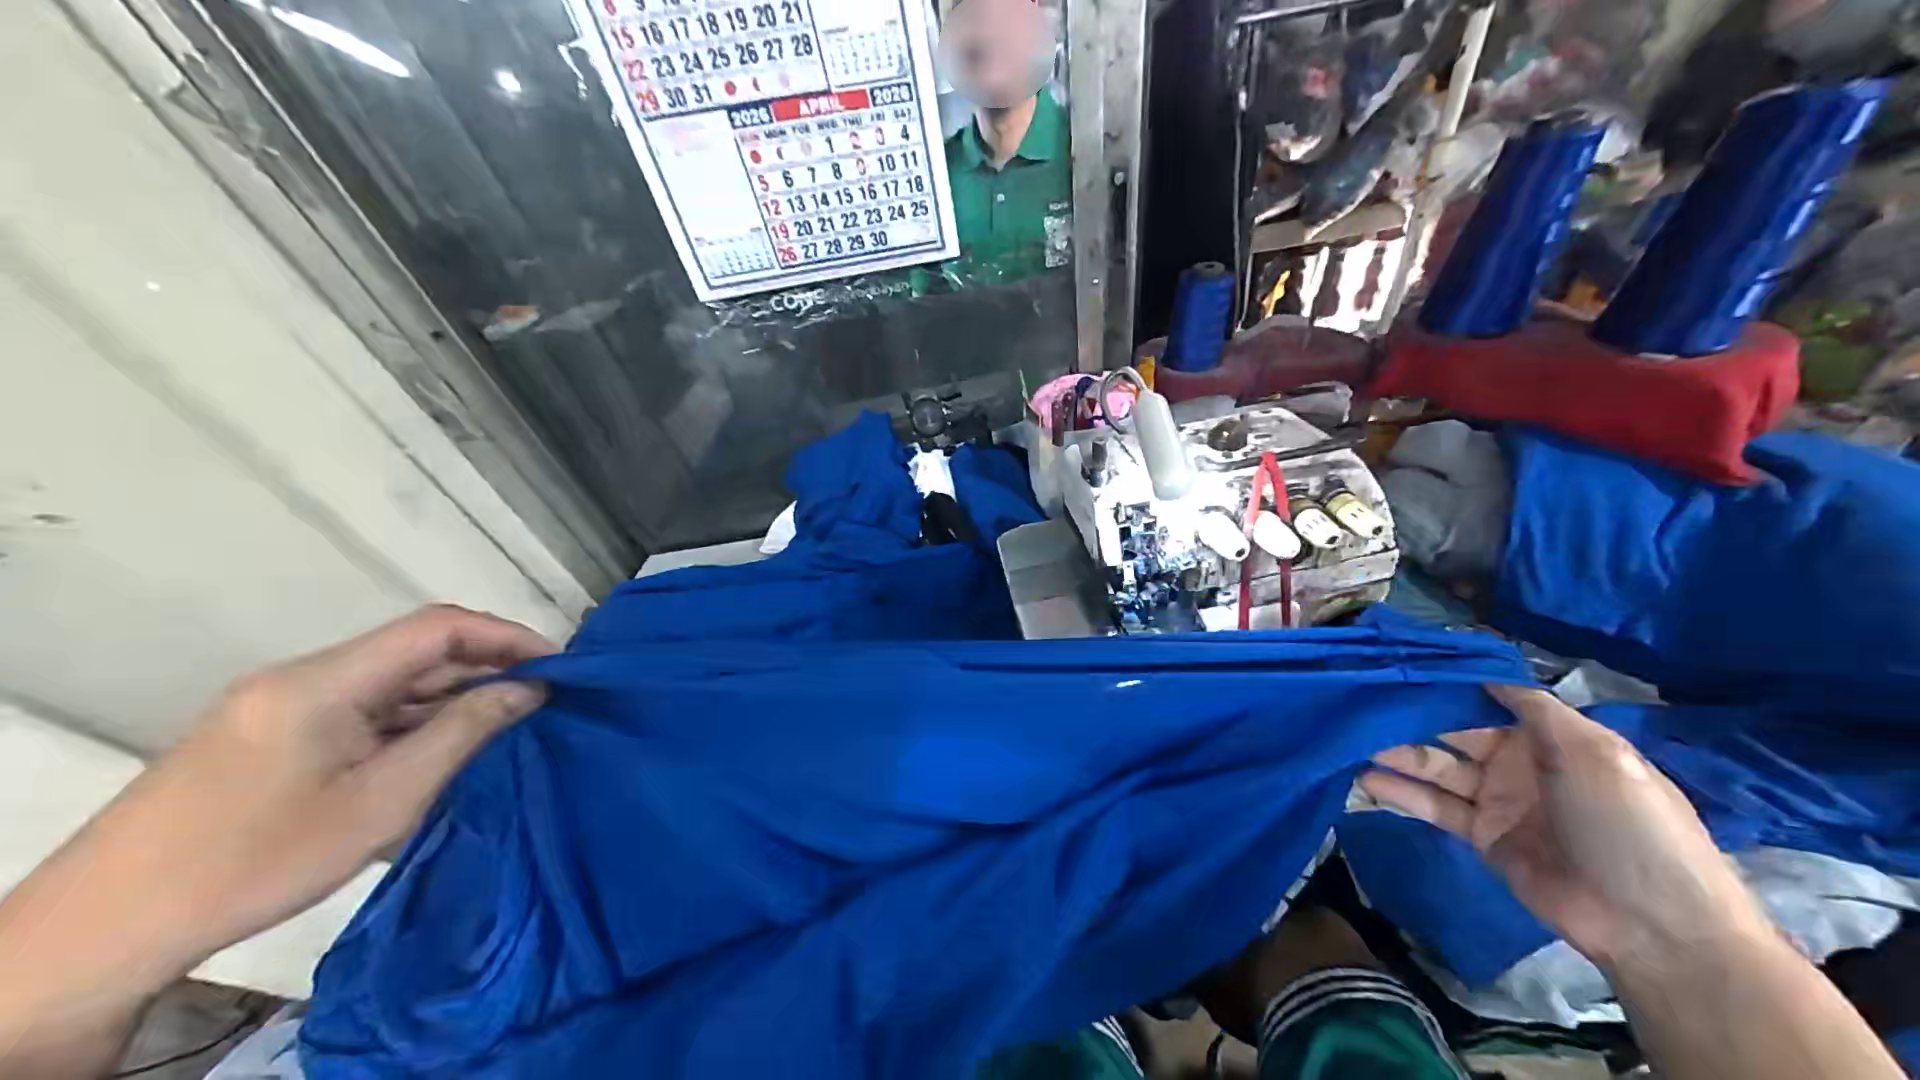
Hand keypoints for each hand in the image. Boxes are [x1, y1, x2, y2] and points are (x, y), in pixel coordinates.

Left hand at [0, 607, 554, 996]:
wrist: (106, 931)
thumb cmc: (259, 861)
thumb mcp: (384, 800)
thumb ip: (464, 732)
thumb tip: (529, 688)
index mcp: (324, 681)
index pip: (436, 628)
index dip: (506, 635)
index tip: (557, 663)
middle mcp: (303, 677)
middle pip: (415, 649)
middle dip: (486, 664)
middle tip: (545, 694)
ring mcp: (284, 704)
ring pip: (392, 680)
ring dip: (453, 693)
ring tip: (510, 719)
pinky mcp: (274, 732)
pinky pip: (366, 707)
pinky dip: (416, 717)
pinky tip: (447, 743)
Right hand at [1358, 685, 1771, 971]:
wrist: (1653, 923)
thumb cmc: (1626, 823)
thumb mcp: (1593, 751)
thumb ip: (1534, 707)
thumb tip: (1485, 670)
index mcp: (1550, 738)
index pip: (1487, 699)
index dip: (1447, 684)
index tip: (1402, 665)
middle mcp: (1518, 761)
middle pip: (1454, 730)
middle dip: (1412, 715)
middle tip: (1362, 699)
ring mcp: (1497, 799)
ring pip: (1436, 766)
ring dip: (1396, 752)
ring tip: (1352, 737)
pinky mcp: (1480, 835)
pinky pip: (1434, 805)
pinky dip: (1400, 791)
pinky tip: (1365, 778)